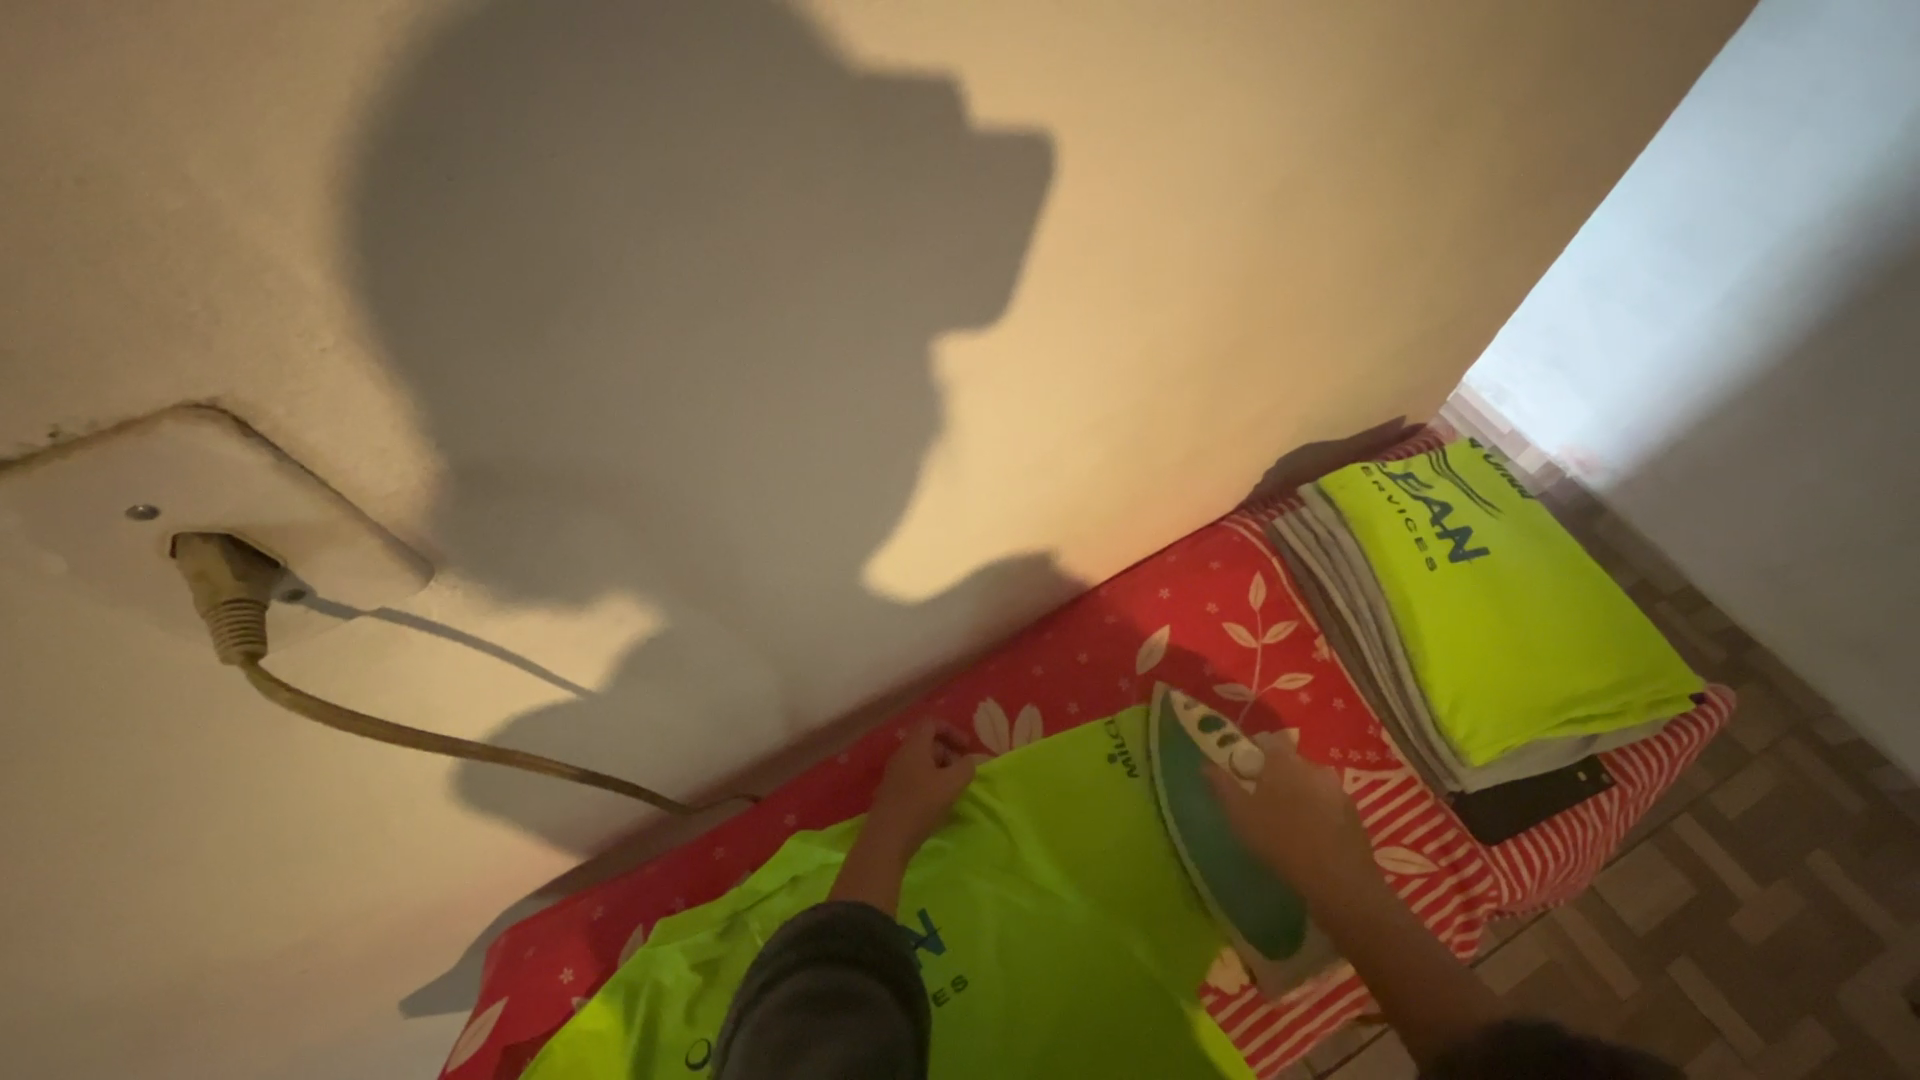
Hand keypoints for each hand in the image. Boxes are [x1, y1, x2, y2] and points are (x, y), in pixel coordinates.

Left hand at [863, 720, 977, 858]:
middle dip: (949, 754)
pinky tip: (938, 804)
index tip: (966, 747)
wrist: (886, 840)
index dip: (951, 730)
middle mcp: (901, 756)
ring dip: (941, 771)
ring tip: (953, 790)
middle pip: (928, 743)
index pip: (931, 723)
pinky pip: (915, 778)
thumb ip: (966, 768)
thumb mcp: (951, 785)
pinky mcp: (892, 794)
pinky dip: (930, 783)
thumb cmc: (920, 806)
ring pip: (922, 762)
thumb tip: (969, 760)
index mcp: (913, 747)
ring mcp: (894, 775)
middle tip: (963, 774)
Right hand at [1204, 732, 1378, 904]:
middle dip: (1275, 774)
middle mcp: (1314, 767)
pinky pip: (1328, 802)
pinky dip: (1317, 811)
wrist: (1339, 879)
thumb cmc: (1281, 840)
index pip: (1266, 740)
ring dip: (1298, 793)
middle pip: (1289, 761)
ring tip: (1286, 820)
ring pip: (1310, 782)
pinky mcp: (1355, 813)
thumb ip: (1222, 786)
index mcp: (1285, 761)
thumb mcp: (1240, 815)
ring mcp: (1338, 789)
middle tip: (1261, 798)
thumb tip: (1205, 764)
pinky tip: (1310, 835)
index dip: (1252, 750)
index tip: (1242, 770)